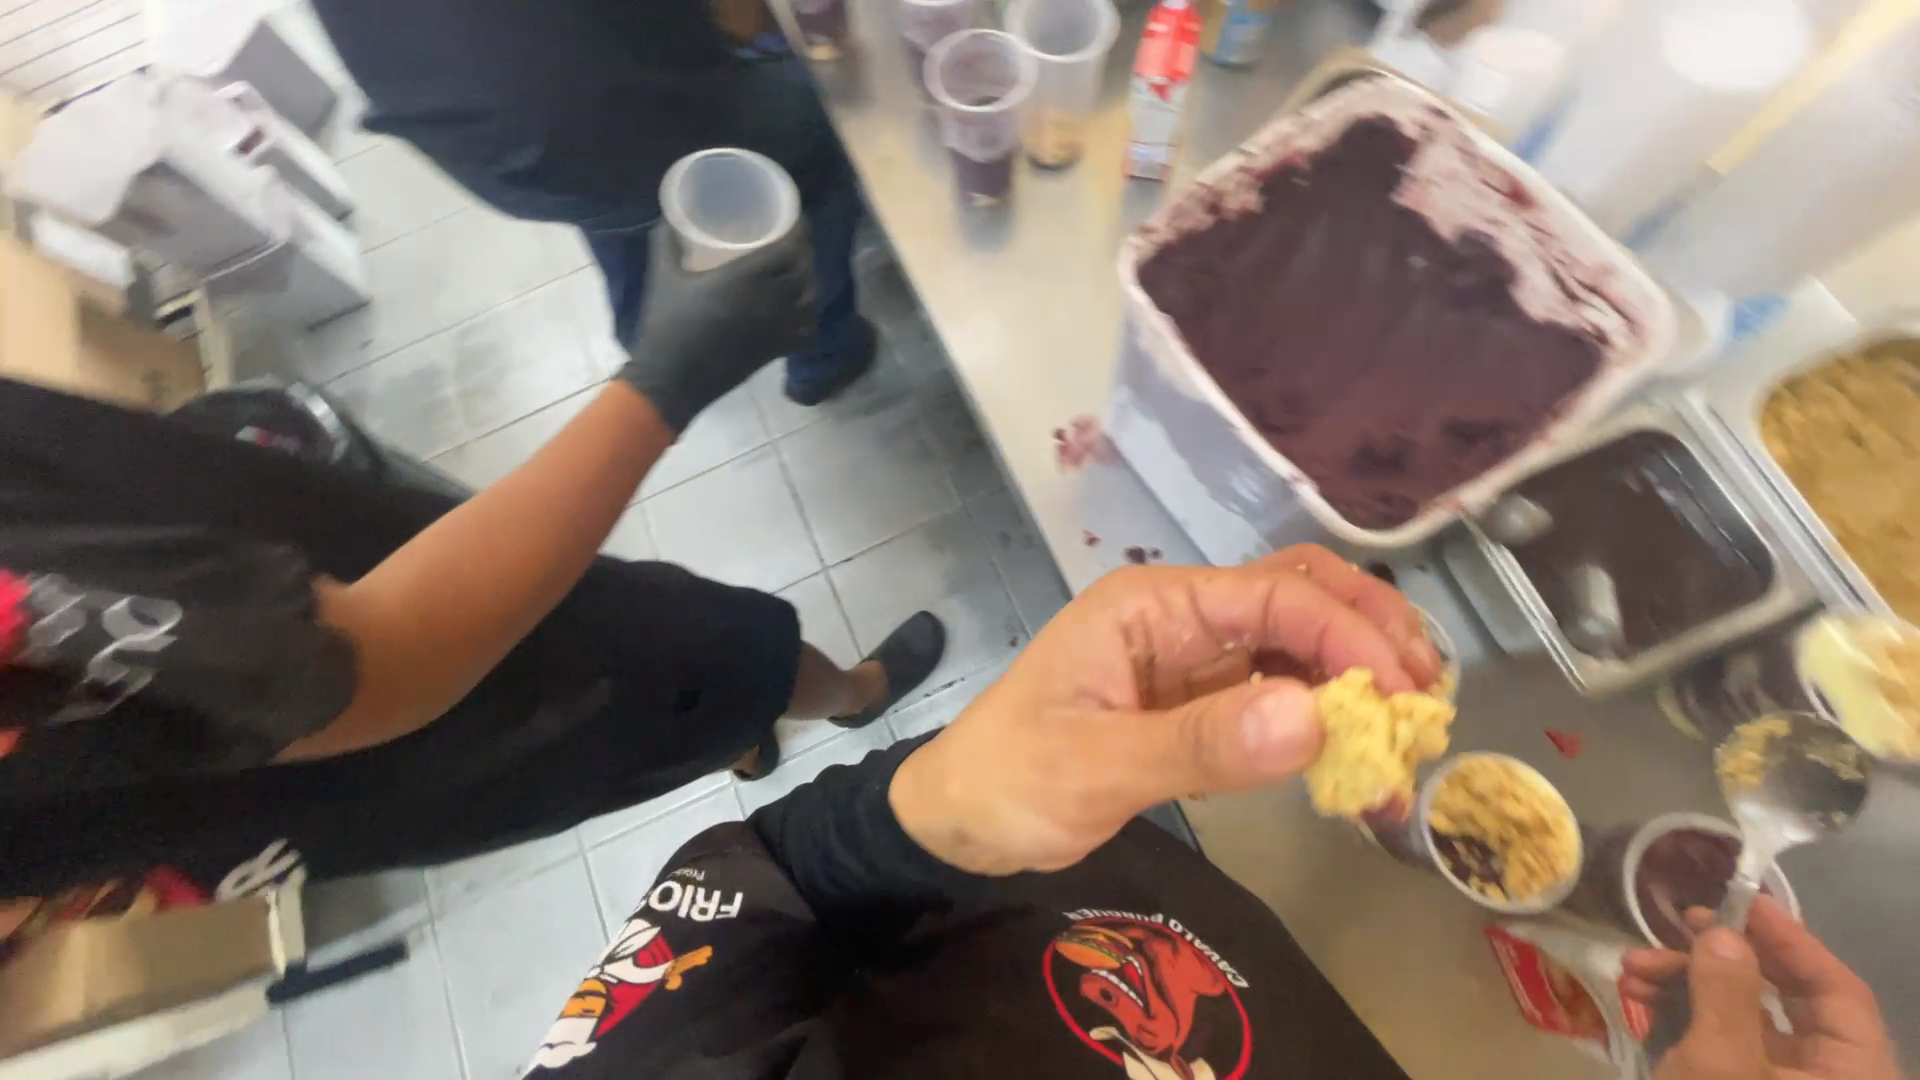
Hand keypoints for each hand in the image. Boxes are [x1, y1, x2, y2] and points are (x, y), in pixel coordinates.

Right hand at [617, 222, 814, 431]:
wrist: (676, 376)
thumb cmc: (668, 324)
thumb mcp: (663, 277)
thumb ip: (666, 243)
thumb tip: (667, 217)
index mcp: (747, 275)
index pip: (790, 248)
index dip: (800, 232)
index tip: (798, 221)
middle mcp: (772, 299)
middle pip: (805, 271)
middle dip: (805, 256)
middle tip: (796, 247)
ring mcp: (779, 327)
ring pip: (811, 301)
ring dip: (808, 287)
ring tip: (798, 277)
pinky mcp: (779, 351)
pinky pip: (809, 334)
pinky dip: (809, 322)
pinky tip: (799, 315)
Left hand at [890, 545, 1445, 874]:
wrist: (961, 815)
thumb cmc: (1011, 780)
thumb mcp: (1097, 766)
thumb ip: (1201, 743)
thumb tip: (1317, 718)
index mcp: (1148, 605)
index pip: (1271, 596)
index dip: (1347, 636)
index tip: (1403, 700)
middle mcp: (1174, 617)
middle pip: (1292, 599)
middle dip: (1365, 635)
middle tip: (1425, 699)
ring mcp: (1185, 659)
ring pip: (1289, 646)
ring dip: (1350, 681)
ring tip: (1404, 738)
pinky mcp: (1190, 703)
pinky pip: (1268, 696)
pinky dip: (1316, 720)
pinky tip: (1349, 758)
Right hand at [1623, 898, 1904, 1079]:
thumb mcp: (1720, 1064)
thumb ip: (1724, 995)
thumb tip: (1723, 932)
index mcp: (1857, 1076)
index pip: (1838, 992)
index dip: (1792, 940)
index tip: (1740, 898)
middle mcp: (1831, 1076)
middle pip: (1785, 996)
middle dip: (1717, 956)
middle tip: (1673, 924)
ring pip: (1742, 1009)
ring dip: (1682, 978)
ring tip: (1631, 968)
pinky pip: (1719, 1031)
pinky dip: (1677, 1006)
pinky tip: (1637, 993)